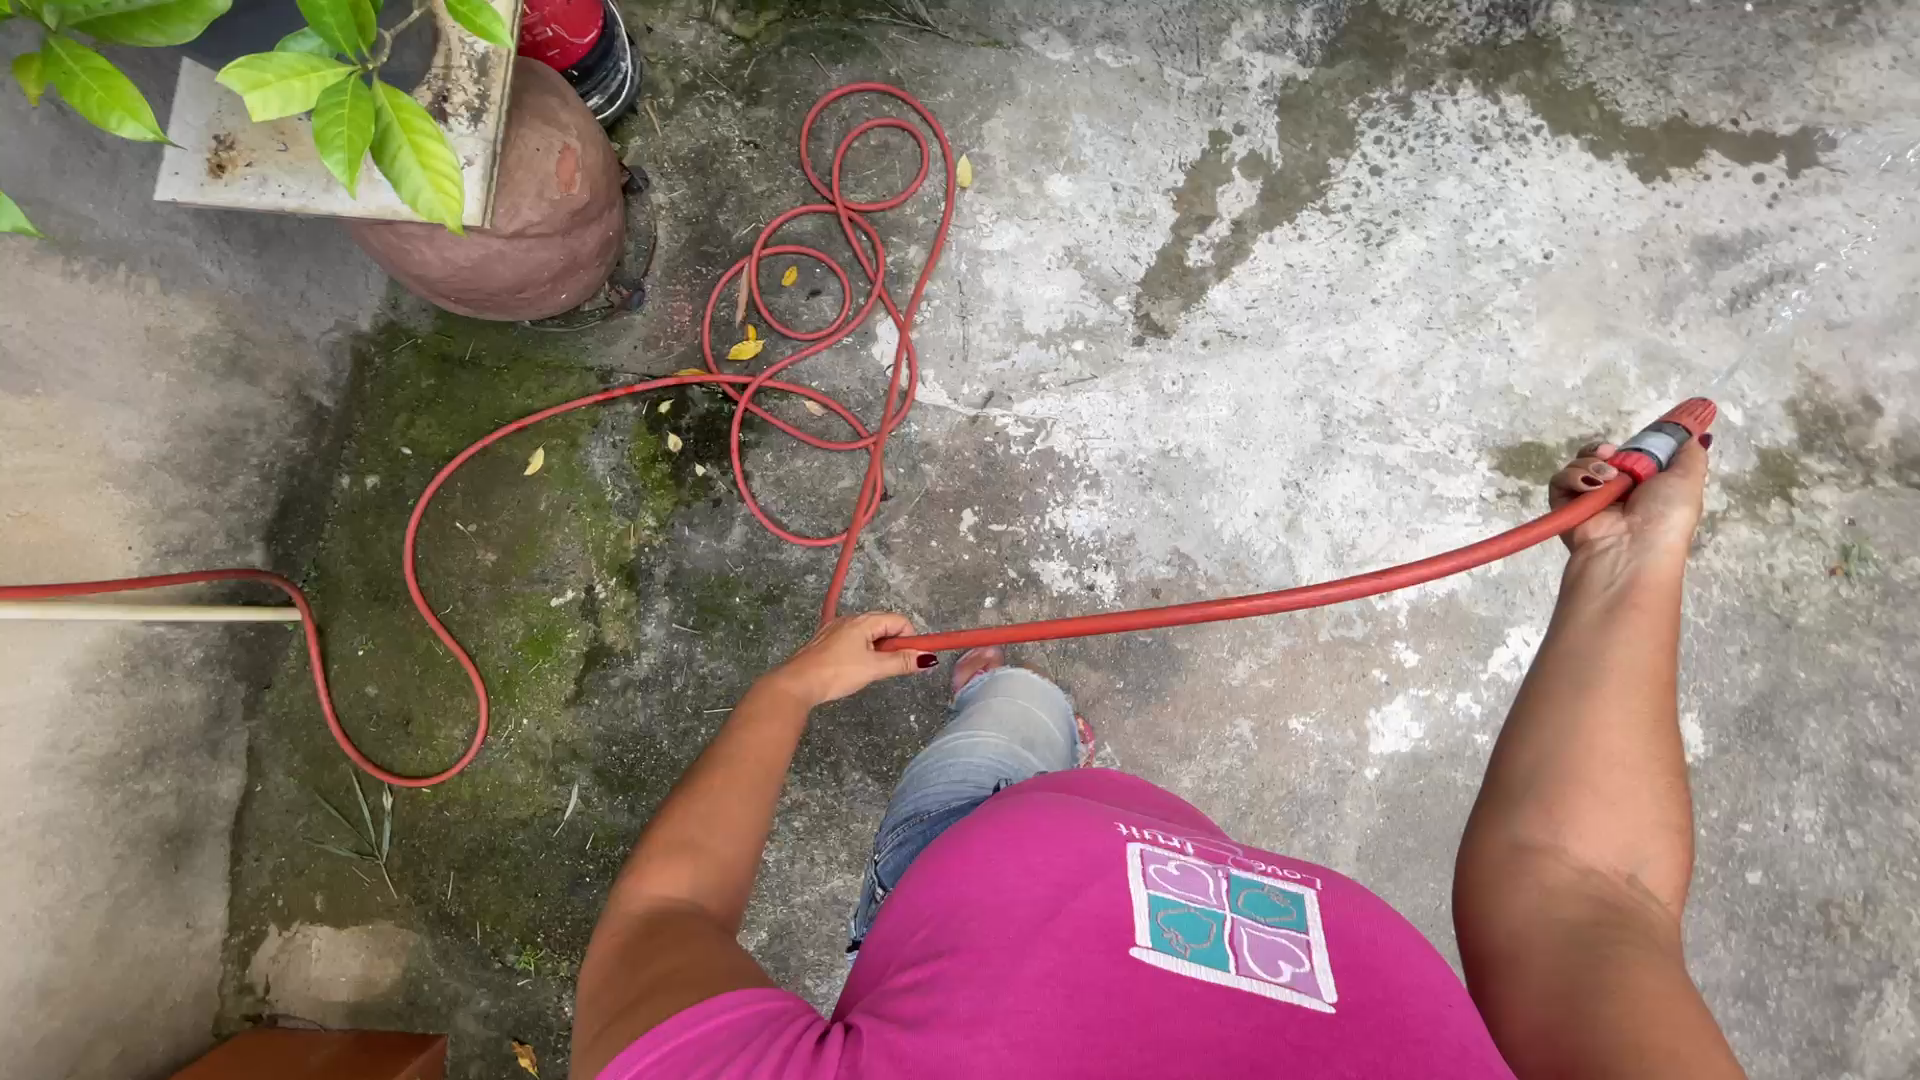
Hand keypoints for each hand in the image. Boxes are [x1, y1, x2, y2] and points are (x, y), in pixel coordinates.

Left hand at [759, 613, 937, 707]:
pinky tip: (854, 669)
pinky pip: (853, 640)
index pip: (899, 621)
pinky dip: (862, 651)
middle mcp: (850, 619)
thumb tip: (928, 658)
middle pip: (884, 625)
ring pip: (868, 634)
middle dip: (894, 644)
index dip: (910, 639)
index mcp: (864, 621)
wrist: (796, 683)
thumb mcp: (873, 668)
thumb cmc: (837, 673)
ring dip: (878, 649)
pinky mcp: (826, 641)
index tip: (909, 660)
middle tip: (890, 667)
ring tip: (871, 670)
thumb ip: (901, 662)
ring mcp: (836, 628)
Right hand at [1550, 434, 1711, 558]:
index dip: (1632, 445)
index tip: (1637, 440)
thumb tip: (1695, 435)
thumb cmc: (1665, 514)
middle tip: (1611, 455)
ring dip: (1590, 464)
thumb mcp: (1688, 479)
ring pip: (1579, 464)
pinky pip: (1559, 479)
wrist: (1631, 545)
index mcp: (1643, 484)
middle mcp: (1614, 489)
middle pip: (1601, 456)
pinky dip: (1572, 477)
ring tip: (1606, 479)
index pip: (1629, 455)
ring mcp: (1586, 496)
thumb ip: (1689, 454)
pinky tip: (1589, 486)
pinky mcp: (1563, 504)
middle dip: (1605, 450)